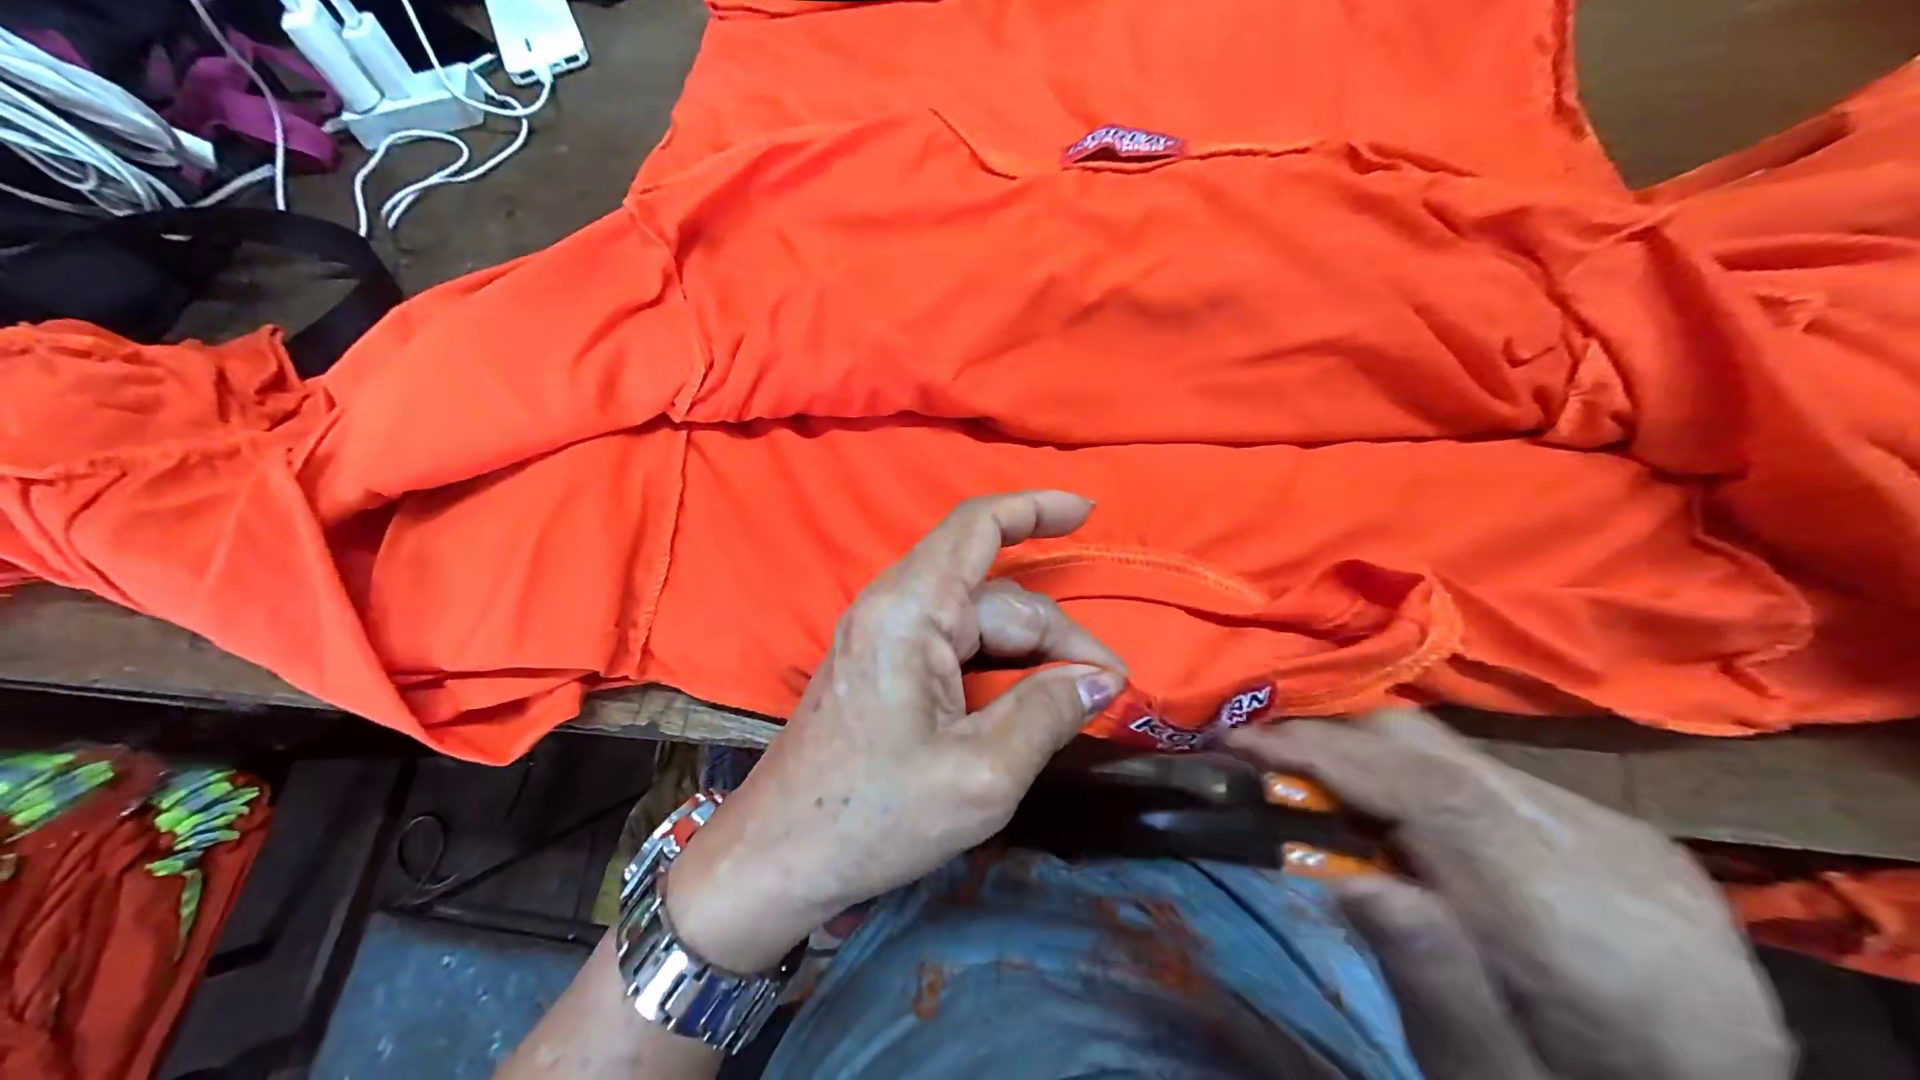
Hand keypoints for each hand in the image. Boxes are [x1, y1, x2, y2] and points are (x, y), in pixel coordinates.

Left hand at [664, 491, 1127, 972]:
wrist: (778, 857)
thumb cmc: (875, 816)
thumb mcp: (982, 774)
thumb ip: (1047, 713)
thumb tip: (1100, 679)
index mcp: (910, 611)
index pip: (977, 527)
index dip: (1035, 509)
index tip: (1088, 511)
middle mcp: (894, 609)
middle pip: (995, 596)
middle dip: (1058, 633)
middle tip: (1109, 688)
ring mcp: (885, 639)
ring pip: (978, 626)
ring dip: (1033, 654)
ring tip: (1080, 698)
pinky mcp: (883, 670)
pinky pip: (955, 650)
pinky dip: (1001, 667)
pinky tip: (1031, 699)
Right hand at [1226, 710, 1792, 1079]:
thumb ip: (1434, 986)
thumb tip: (1345, 877)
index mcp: (1585, 928)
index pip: (1433, 795)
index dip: (1324, 753)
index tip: (1237, 743)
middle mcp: (1609, 853)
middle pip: (1438, 752)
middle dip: (1330, 741)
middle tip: (1258, 765)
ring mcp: (1621, 833)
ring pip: (1455, 751)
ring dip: (1368, 758)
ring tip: (1315, 791)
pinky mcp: (1619, 830)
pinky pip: (1485, 772)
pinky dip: (1416, 778)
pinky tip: (1399, 823)